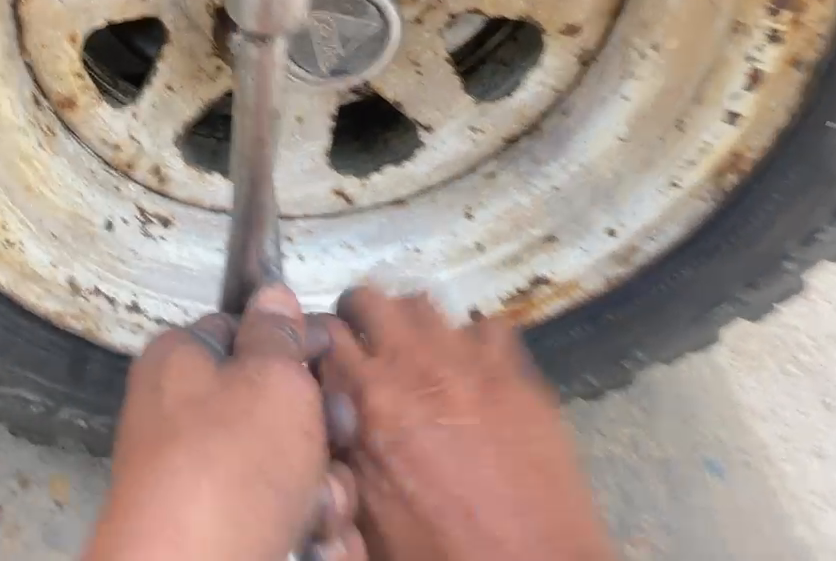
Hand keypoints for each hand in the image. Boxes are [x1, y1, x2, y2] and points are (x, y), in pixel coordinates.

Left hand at [86, 284, 364, 560]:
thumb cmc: (232, 462)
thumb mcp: (268, 376)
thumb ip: (278, 332)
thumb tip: (271, 291)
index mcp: (183, 362)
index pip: (243, 329)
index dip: (293, 339)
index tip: (332, 353)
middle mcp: (188, 416)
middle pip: (277, 404)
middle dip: (320, 427)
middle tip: (336, 439)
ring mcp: (208, 481)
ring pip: (293, 467)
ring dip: (325, 489)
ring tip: (320, 510)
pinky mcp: (230, 534)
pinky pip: (289, 517)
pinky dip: (314, 533)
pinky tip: (319, 546)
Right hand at [318, 286, 614, 560]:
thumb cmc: (438, 554)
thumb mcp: (363, 511)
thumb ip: (339, 447)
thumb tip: (327, 411)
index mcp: (366, 401)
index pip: (325, 333)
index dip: (321, 340)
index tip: (326, 353)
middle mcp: (410, 366)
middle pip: (371, 299)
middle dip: (360, 313)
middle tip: (366, 337)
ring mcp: (467, 362)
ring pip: (424, 303)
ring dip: (411, 321)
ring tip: (417, 348)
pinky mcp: (515, 372)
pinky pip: (487, 326)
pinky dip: (473, 340)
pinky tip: (473, 366)